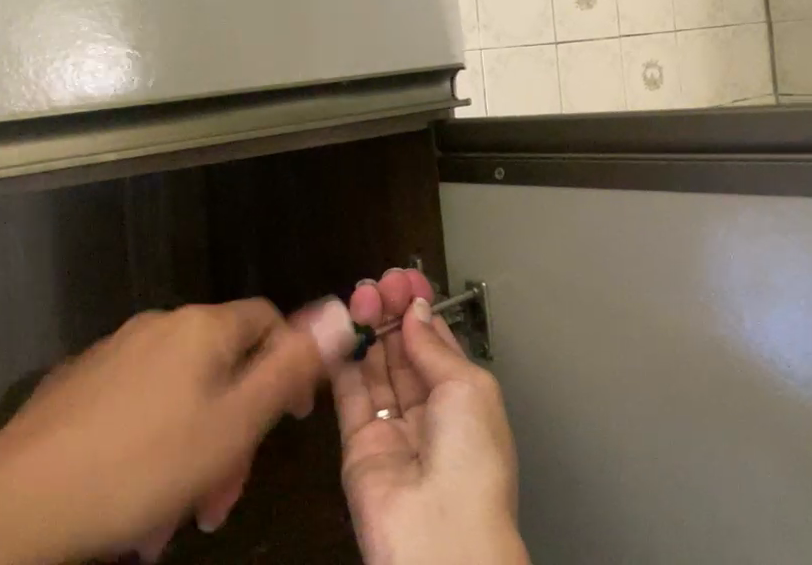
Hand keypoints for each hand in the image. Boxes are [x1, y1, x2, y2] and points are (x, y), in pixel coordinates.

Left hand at [0, 298, 355, 561]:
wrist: (13, 508)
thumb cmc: (143, 466)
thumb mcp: (235, 425)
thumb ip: (291, 367)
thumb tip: (339, 309)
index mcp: (203, 327)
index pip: (269, 322)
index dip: (290, 366)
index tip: (289, 421)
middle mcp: (160, 326)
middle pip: (223, 366)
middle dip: (235, 430)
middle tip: (224, 497)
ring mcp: (112, 354)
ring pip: (180, 396)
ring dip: (194, 451)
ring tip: (177, 517)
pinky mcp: (75, 387)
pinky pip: (136, 409)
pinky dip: (152, 447)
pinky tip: (136, 502)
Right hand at [334, 270, 528, 564]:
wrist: (439, 534)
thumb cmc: (472, 456)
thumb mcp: (468, 387)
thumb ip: (433, 347)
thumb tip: (415, 309)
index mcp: (464, 396)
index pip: (437, 342)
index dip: (420, 308)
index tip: (405, 277)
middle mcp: (428, 409)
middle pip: (404, 351)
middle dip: (391, 312)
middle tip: (378, 281)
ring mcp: (392, 426)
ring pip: (376, 368)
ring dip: (368, 329)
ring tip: (359, 294)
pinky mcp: (357, 443)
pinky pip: (349, 395)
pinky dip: (343, 360)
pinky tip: (339, 328)